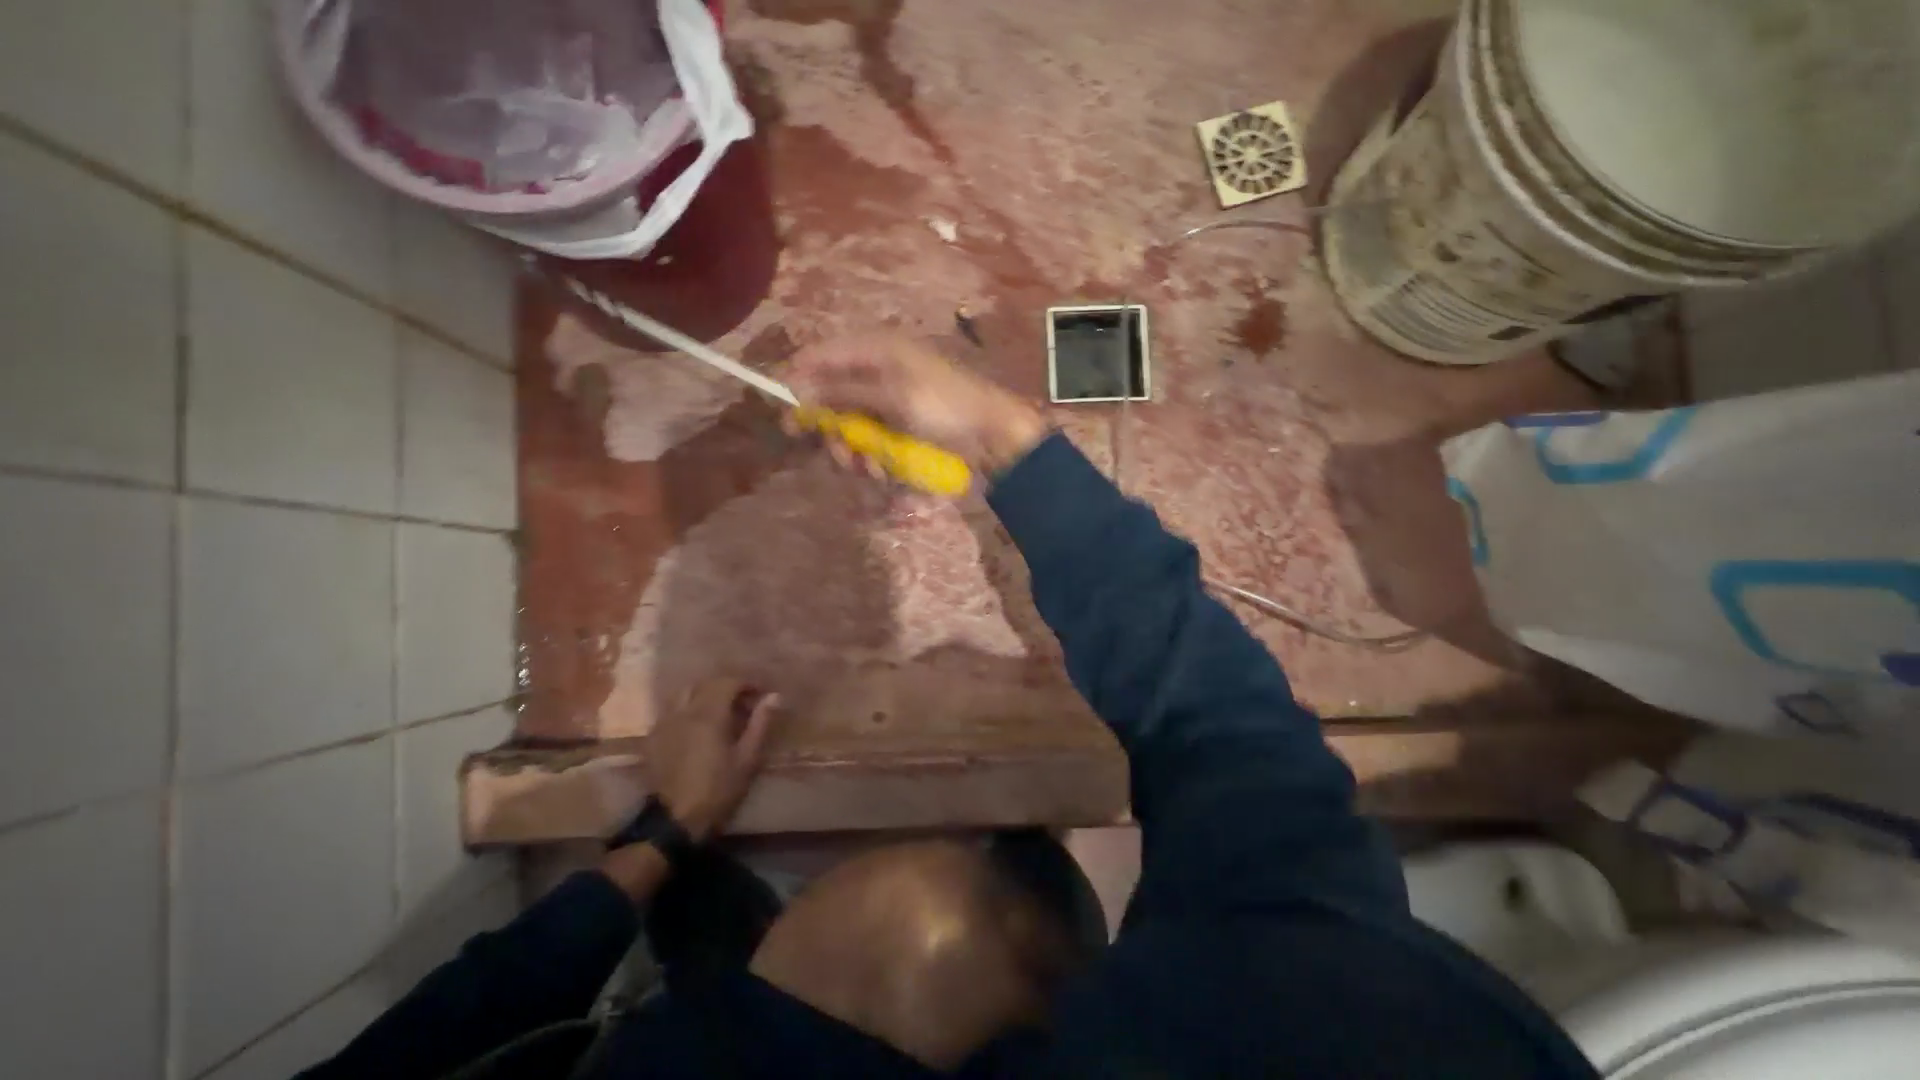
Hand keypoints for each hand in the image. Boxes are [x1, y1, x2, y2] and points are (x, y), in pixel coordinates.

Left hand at [645, 678, 781, 840]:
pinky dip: (688, 709)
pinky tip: (697, 727)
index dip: (747, 683)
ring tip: (720, 713)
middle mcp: (684, 710)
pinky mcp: (654, 737)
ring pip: (686, 694)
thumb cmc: (718, 790)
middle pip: (706, 684)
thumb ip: (760, 724)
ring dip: (706, 696)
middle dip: (727, 688)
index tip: (762, 694)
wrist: (675, 820)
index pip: (728, 682)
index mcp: (708, 714)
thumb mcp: (747, 759)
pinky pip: (672, 710)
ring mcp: (665, 722)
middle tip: (744, 704)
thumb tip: (774, 696)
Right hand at [785, 335, 1049, 475]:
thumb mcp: (891, 397)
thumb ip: (842, 393)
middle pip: (831, 396)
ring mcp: (889, 400)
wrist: (994, 434)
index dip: (797, 380)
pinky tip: (886, 473)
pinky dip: (874, 458)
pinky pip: (872, 441)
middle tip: (840, 454)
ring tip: (871, 470)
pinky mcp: (900, 425)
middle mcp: (877, 370)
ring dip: (855, 451)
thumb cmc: (945, 406)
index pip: (820, 355)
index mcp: (876, 349)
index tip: (781, 411)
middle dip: (832, 430)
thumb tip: (796, 391)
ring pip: (850, 425)